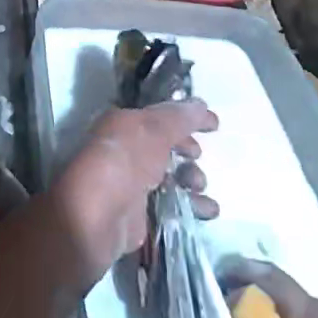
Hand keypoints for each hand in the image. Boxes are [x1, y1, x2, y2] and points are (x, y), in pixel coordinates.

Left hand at [50, 100, 218, 277]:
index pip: (157, 117)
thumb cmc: (125, 159)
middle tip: (196, 156)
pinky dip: (193, 207)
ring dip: (193, 179)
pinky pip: (175, 206)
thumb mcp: (152, 129)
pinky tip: (204, 210)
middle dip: (188, 150)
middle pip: (166, 146)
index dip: (184, 118)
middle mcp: (126, 150)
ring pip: (173, 177)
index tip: (214, 124)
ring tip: (196, 186)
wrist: (102, 211)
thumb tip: (201, 104)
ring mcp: (134, 182)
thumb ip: (178, 118)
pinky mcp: (144, 213)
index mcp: (122, 125)